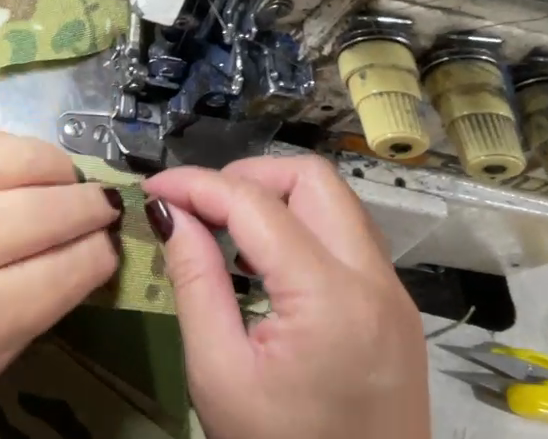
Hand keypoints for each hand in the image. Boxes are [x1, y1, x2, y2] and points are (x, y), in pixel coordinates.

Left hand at [0, 126, 121, 433]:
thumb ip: (13, 338)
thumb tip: (67, 278)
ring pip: (26, 156)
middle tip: (101, 209)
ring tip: (62, 180)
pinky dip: (5, 151)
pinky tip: (8, 164)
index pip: (73, 267)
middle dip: (93, 209)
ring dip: (57, 170)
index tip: (109, 247)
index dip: (102, 255)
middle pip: (60, 207)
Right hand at [143, 155, 428, 438]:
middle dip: (246, 177)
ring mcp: (393, 296)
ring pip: (334, 201)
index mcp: (331, 298)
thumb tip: (168, 209)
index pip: (253, 202)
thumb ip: (194, 277)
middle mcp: (375, 282)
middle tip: (199, 206)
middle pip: (311, 179)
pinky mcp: (396, 312)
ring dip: (276, 198)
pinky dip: (301, 226)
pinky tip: (265, 262)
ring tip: (226, 232)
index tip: (151, 190)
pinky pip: (347, 237)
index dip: (195, 184)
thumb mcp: (219, 370)